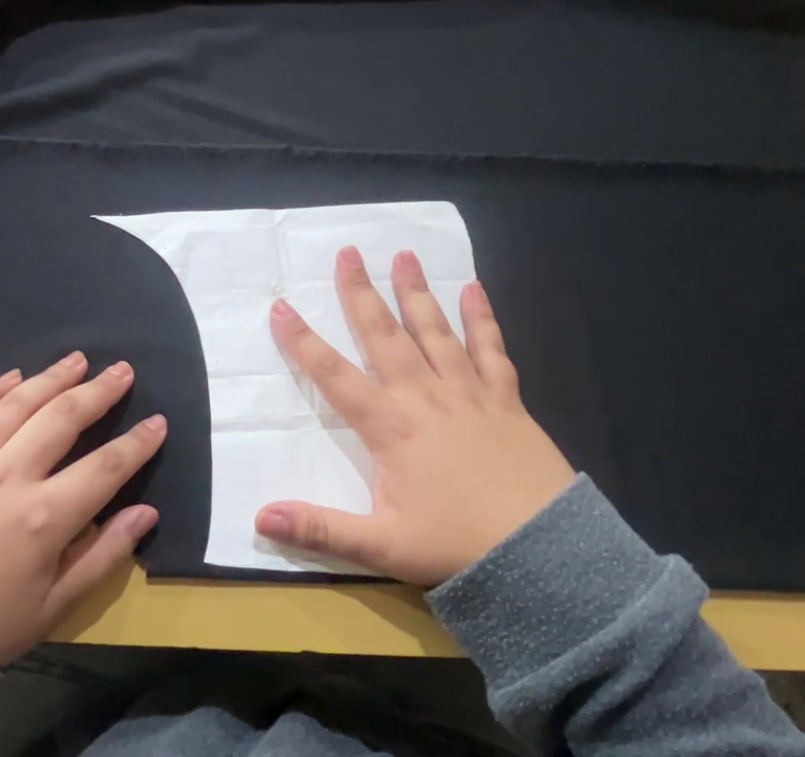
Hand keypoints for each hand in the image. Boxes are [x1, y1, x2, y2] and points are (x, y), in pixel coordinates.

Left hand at [0, 353, 165, 665]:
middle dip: (98, 391)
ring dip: (50, 378)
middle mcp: (9, 477)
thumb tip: (146, 513)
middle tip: (122, 371)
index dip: (138, 443)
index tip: (158, 421)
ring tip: (77, 360)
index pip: (106, 467)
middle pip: (62, 419)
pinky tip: (11, 378)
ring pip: (16, 405)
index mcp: (45, 517)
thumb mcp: (53, 607)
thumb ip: (103, 556)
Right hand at [255, 248, 573, 585]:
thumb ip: (319, 529)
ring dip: (415, 291)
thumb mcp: (381, 546)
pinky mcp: (506, 399)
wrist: (545, 552)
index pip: (334, 375)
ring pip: (434, 331)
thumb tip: (259, 516)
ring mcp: (468, 392)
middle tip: (348, 252)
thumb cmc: (457, 545)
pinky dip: (482, 318)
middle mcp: (423, 396)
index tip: (280, 306)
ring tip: (403, 254)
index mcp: (388, 426)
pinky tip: (474, 289)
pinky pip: (490, 349)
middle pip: (384, 335)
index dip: (303, 341)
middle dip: (361, 293)